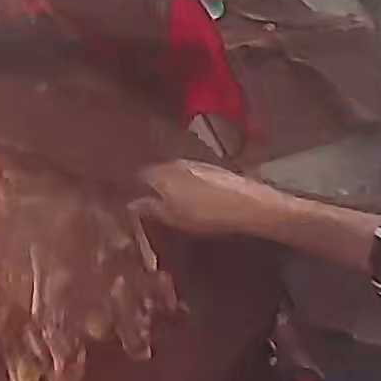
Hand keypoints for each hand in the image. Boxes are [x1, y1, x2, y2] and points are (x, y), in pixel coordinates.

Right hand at [134, 159, 290, 237]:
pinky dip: (190, 185)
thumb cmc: (205, 214)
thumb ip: (150, 209)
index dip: (136, 188)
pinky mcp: (212, 168)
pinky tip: (198, 200)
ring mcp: (195, 163)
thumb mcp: (172, 217)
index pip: (139, 175)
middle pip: (157, 172)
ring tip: (177, 204)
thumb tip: (131, 203)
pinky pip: (192, 175)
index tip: (137, 202)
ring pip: (176, 173)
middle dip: (155, 186)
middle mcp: (174, 163)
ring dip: (174, 185)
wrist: (249, 205)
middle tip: (156, 205)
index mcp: (160, 173)